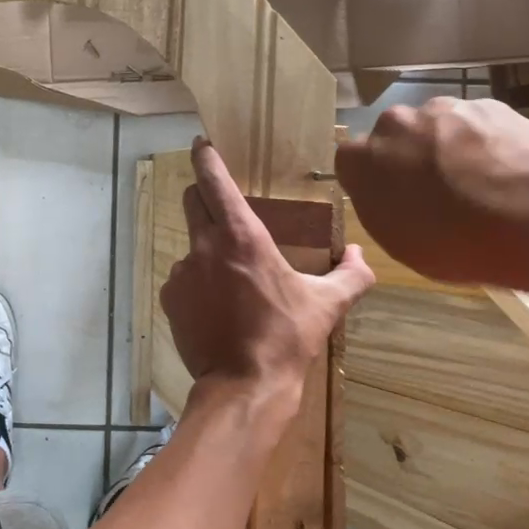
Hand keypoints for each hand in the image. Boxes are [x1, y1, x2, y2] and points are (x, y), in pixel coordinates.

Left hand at [160, 138, 375, 397]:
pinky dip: (198, 283)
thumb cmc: (286, 337)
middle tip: (222, 204)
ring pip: (191, 244)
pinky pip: (184, 278)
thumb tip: (358, 255)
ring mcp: (182, 272)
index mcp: (241, 235)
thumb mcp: (327, 304)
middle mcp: (205, 245)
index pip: (214, 180)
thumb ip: (351, 274)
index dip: (205, 157)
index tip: (201, 143)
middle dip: (204, 194)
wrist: (244, 385)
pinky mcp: (170, 297)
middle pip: (193, 201)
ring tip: (232, 279)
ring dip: (208, 249)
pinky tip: (218, 307)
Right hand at [335, 97, 528, 285]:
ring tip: (482, 183)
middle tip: (439, 192)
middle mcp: (393, 123)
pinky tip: (509, 172)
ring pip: (438, 127)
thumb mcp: (400, 241)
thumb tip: (390, 194)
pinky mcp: (488, 104)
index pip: (352, 162)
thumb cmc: (454, 241)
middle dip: (412, 157)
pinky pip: (478, 124)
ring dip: (450, 147)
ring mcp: (442, 109)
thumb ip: (383, 206)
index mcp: (361, 158)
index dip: (374, 180)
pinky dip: (487, 142)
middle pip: (396, 137)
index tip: (394, 200)